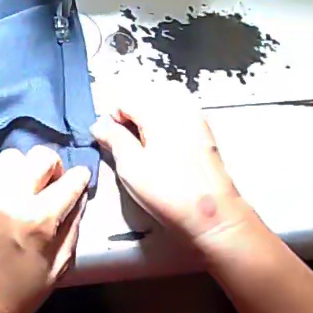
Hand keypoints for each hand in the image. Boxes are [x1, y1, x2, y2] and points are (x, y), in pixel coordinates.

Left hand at [0, 146, 89, 312]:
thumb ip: (72, 227)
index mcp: (39, 220)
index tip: (79, 181)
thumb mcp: (58, 267)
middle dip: (52, 168)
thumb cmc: (19, 294)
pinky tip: (0, 192)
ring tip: (21, 190)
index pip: (70, 181)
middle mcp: (12, 198)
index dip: (79, 179)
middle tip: (50, 185)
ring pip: (13, 156)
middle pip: (41, 157)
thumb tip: (78, 196)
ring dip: (22, 170)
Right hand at [91, 88, 256, 249]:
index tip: (110, 143)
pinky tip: (164, 151)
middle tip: (129, 148)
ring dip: (147, 121)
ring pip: (160, 106)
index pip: (123, 101)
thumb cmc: (168, 191)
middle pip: (142, 99)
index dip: (111, 121)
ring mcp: (195, 116)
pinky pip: (177, 115)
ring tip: (146, 149)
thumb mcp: (130, 166)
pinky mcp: (204, 130)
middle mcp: (178, 105)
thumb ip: (112, 138)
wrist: (213, 214)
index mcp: (158, 111)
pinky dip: (164, 126)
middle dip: (130, 119)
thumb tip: (99, 125)